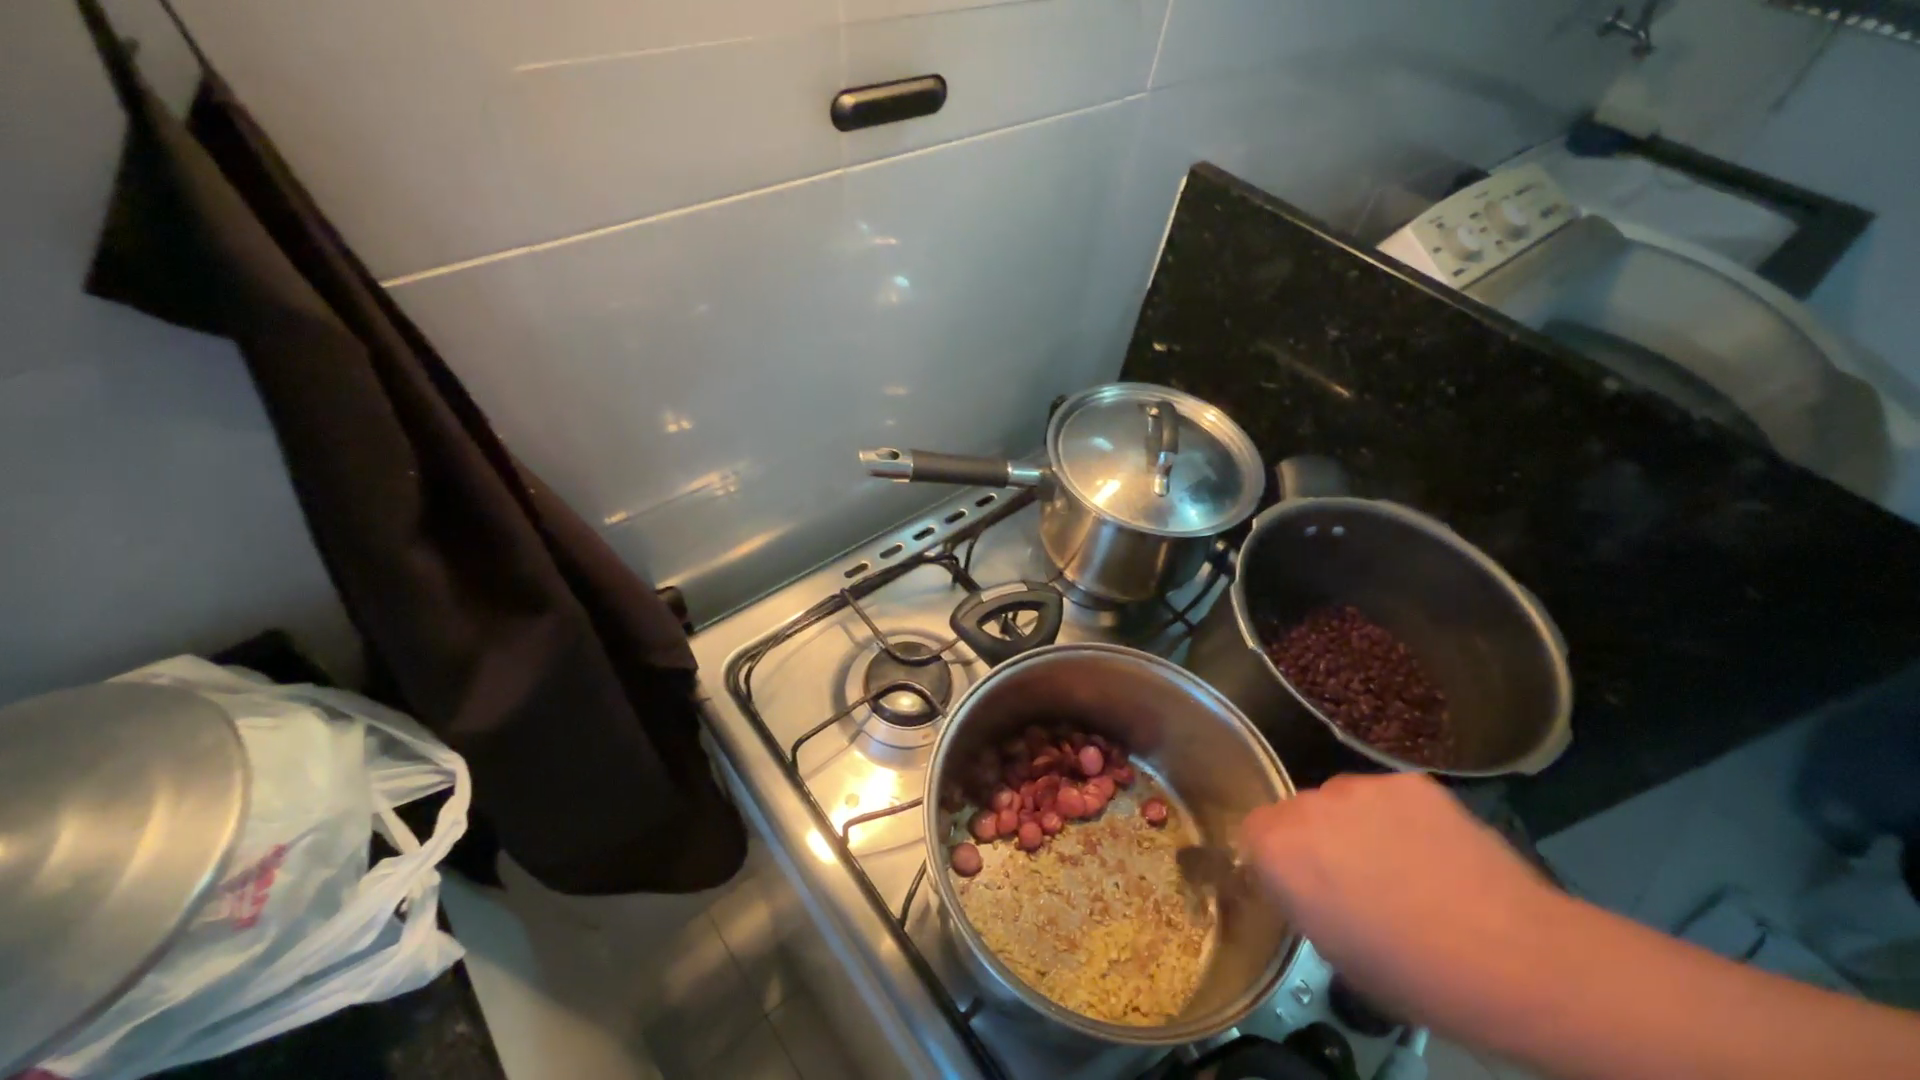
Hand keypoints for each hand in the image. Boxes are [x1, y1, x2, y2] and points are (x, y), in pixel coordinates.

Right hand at [1239, 773, 1562, 1024]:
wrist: (1513, 958)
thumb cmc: (1412, 974)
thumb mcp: (1331, 950)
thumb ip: (1302, 898)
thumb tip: (1309, 885)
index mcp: (1279, 849)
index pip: (1251, 833)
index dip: (1273, 860)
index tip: (1297, 887)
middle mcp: (1312, 806)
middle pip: (1297, 812)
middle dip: (1315, 840)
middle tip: (1350, 881)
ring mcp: (1365, 788)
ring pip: (1343, 801)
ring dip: (1355, 826)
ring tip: (1399, 867)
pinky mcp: (1415, 783)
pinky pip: (1390, 798)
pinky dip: (1400, 819)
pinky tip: (1432, 854)